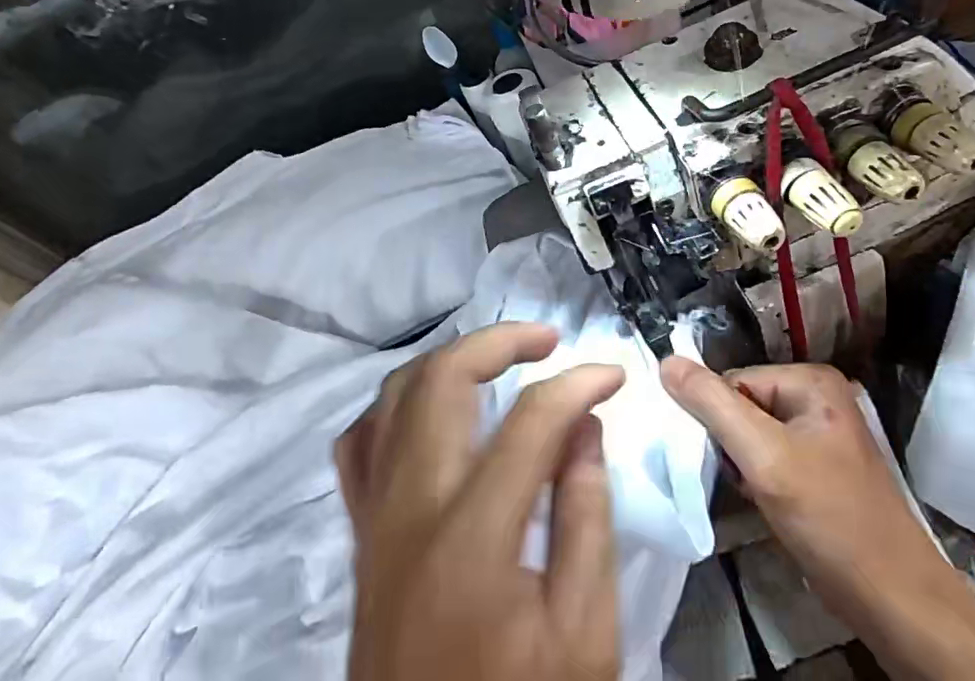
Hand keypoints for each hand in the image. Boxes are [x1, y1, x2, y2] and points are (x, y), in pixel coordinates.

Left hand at [336, 324, 626, 680]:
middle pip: (441, 380)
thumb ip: (585, 517)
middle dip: (499, 341)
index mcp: (473, 536)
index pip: (529, 422)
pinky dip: (398, 406)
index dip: (578, 384)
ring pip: (394, 395)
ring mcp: (376, 514)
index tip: (613, 376)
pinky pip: (362, 441)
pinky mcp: (361, 530)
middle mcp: (411, 507)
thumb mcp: (583, 632)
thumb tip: (583, 426)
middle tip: (548, 341)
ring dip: (448, 361)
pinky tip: (434, 411)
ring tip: (498, 361)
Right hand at [661, 358, 974, 680]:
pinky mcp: (817, 467)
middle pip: (740, 405)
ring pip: (749, 435)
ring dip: (741, 464)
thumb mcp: (764, 456)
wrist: (892, 598)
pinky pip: (767, 458)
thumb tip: (666, 361)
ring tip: (756, 493)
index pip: (733, 381)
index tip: (726, 459)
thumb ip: (712, 405)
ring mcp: (819, 434)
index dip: (719, 419)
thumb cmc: (830, 518)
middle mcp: (816, 397)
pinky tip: (765, 502)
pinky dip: (757, 478)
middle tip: (742, 478)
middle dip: (730, 444)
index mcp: (810, 380)